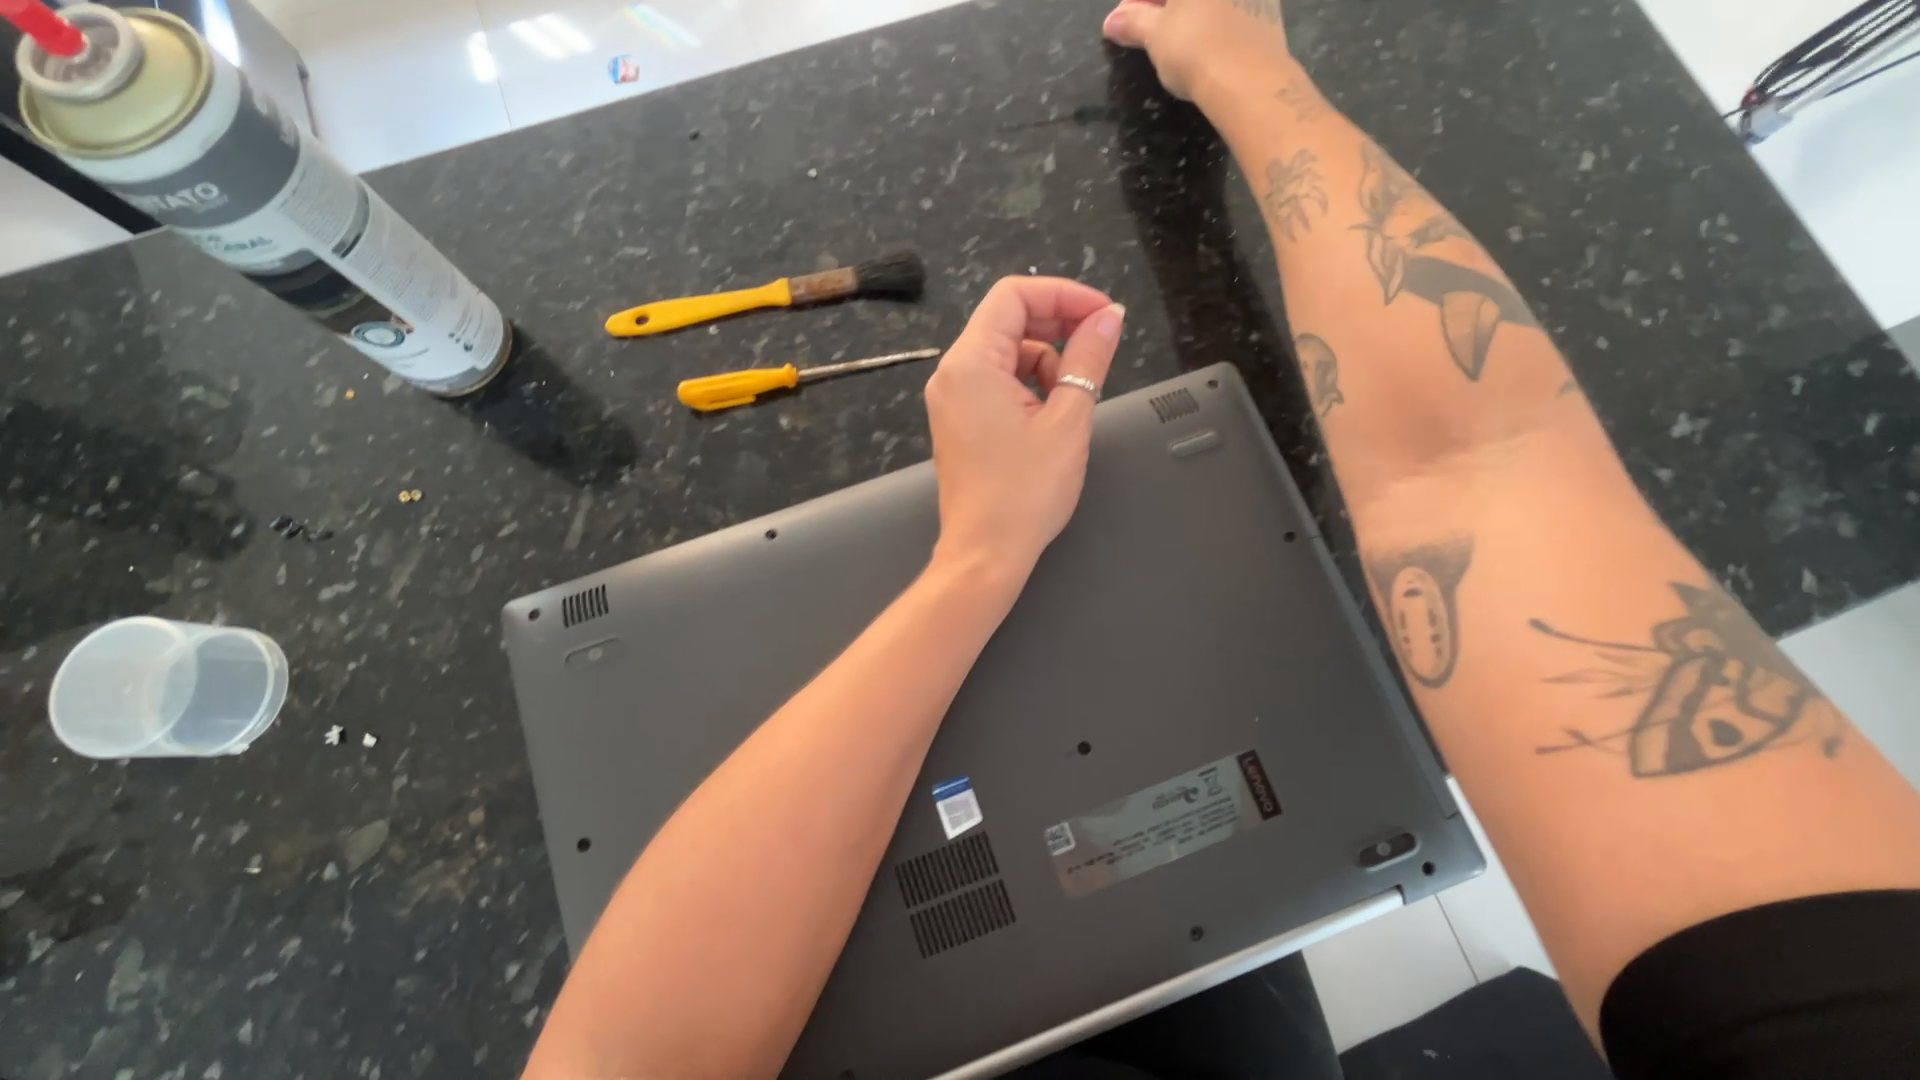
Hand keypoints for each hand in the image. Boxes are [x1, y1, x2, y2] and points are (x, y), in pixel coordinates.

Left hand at [925, 277, 1126, 582]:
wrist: (986, 553)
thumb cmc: (1026, 493)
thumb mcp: (1068, 420)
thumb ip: (1089, 359)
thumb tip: (1108, 318)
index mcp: (971, 363)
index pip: (1014, 295)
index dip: (1064, 294)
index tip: (1104, 315)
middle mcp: (952, 373)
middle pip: (1008, 319)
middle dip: (1058, 324)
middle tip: (1100, 345)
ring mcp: (952, 398)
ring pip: (1006, 352)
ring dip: (1046, 360)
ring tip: (1072, 399)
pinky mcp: (960, 420)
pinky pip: (997, 381)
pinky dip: (1029, 385)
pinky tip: (1051, 415)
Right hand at [1103, 0, 1292, 102]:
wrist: (1248, 78)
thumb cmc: (1193, 48)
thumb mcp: (1155, 36)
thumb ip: (1133, 23)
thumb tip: (1112, 22)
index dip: (1135, 3)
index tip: (1124, 22)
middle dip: (1160, 5)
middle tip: (1145, 31)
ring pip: (1208, 1)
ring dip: (1187, 11)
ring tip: (1174, 40)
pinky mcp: (1268, 6)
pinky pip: (1230, 6)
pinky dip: (1213, 17)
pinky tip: (1204, 41)